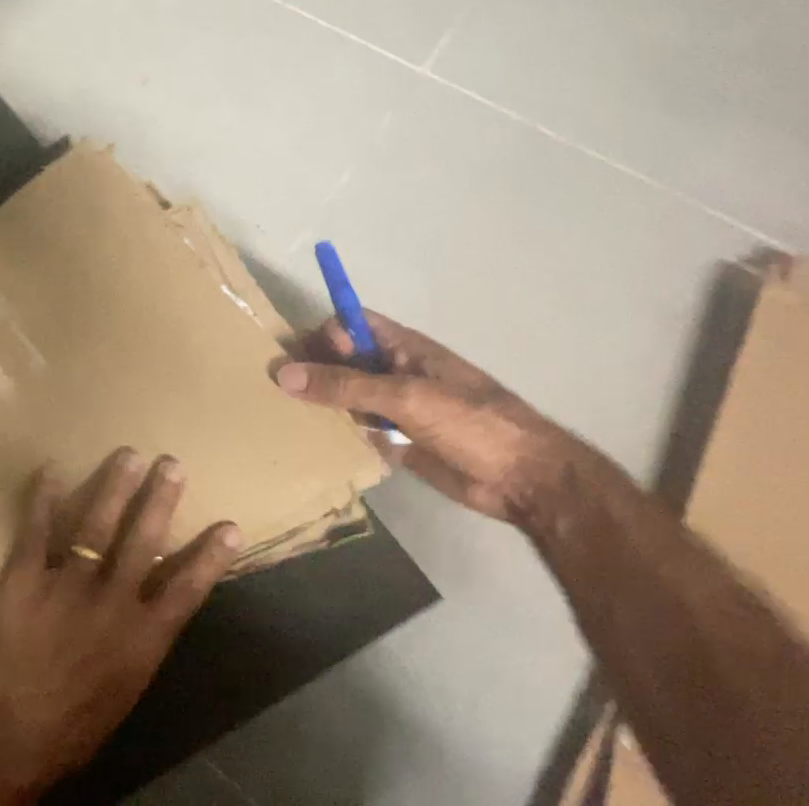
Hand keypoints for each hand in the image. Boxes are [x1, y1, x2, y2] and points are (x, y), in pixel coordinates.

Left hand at [0, 448, 242, 798]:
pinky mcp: (25, 576)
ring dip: (112, 488)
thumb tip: (151, 612)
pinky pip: (37, 528)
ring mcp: (67, 584)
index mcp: (144, 637)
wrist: (13, 727)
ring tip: (127, 456)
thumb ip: (139, 644)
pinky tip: (50, 469)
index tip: (230, 525)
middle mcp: (112, 602)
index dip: (210, 555)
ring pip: (95, 526)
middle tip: (171, 463)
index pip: (187, 587)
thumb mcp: (125, 689)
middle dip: (158, 500)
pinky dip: (44, 497)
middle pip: (142, 541)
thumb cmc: (75, 723)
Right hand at [275, 310, 583, 524]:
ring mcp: (395, 408)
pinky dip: (336, 433)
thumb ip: (344, 385)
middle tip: (280, 393)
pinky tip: (312, 443)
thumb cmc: (474, 426)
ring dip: (319, 404)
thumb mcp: (406, 397)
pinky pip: (355, 430)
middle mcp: (395, 372)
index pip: (349, 325)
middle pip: (340, 360)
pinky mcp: (396, 440)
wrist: (528, 482)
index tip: (299, 361)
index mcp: (403, 348)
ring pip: (344, 396)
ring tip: (286, 418)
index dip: (322, 336)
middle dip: (311, 370)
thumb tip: (281, 373)